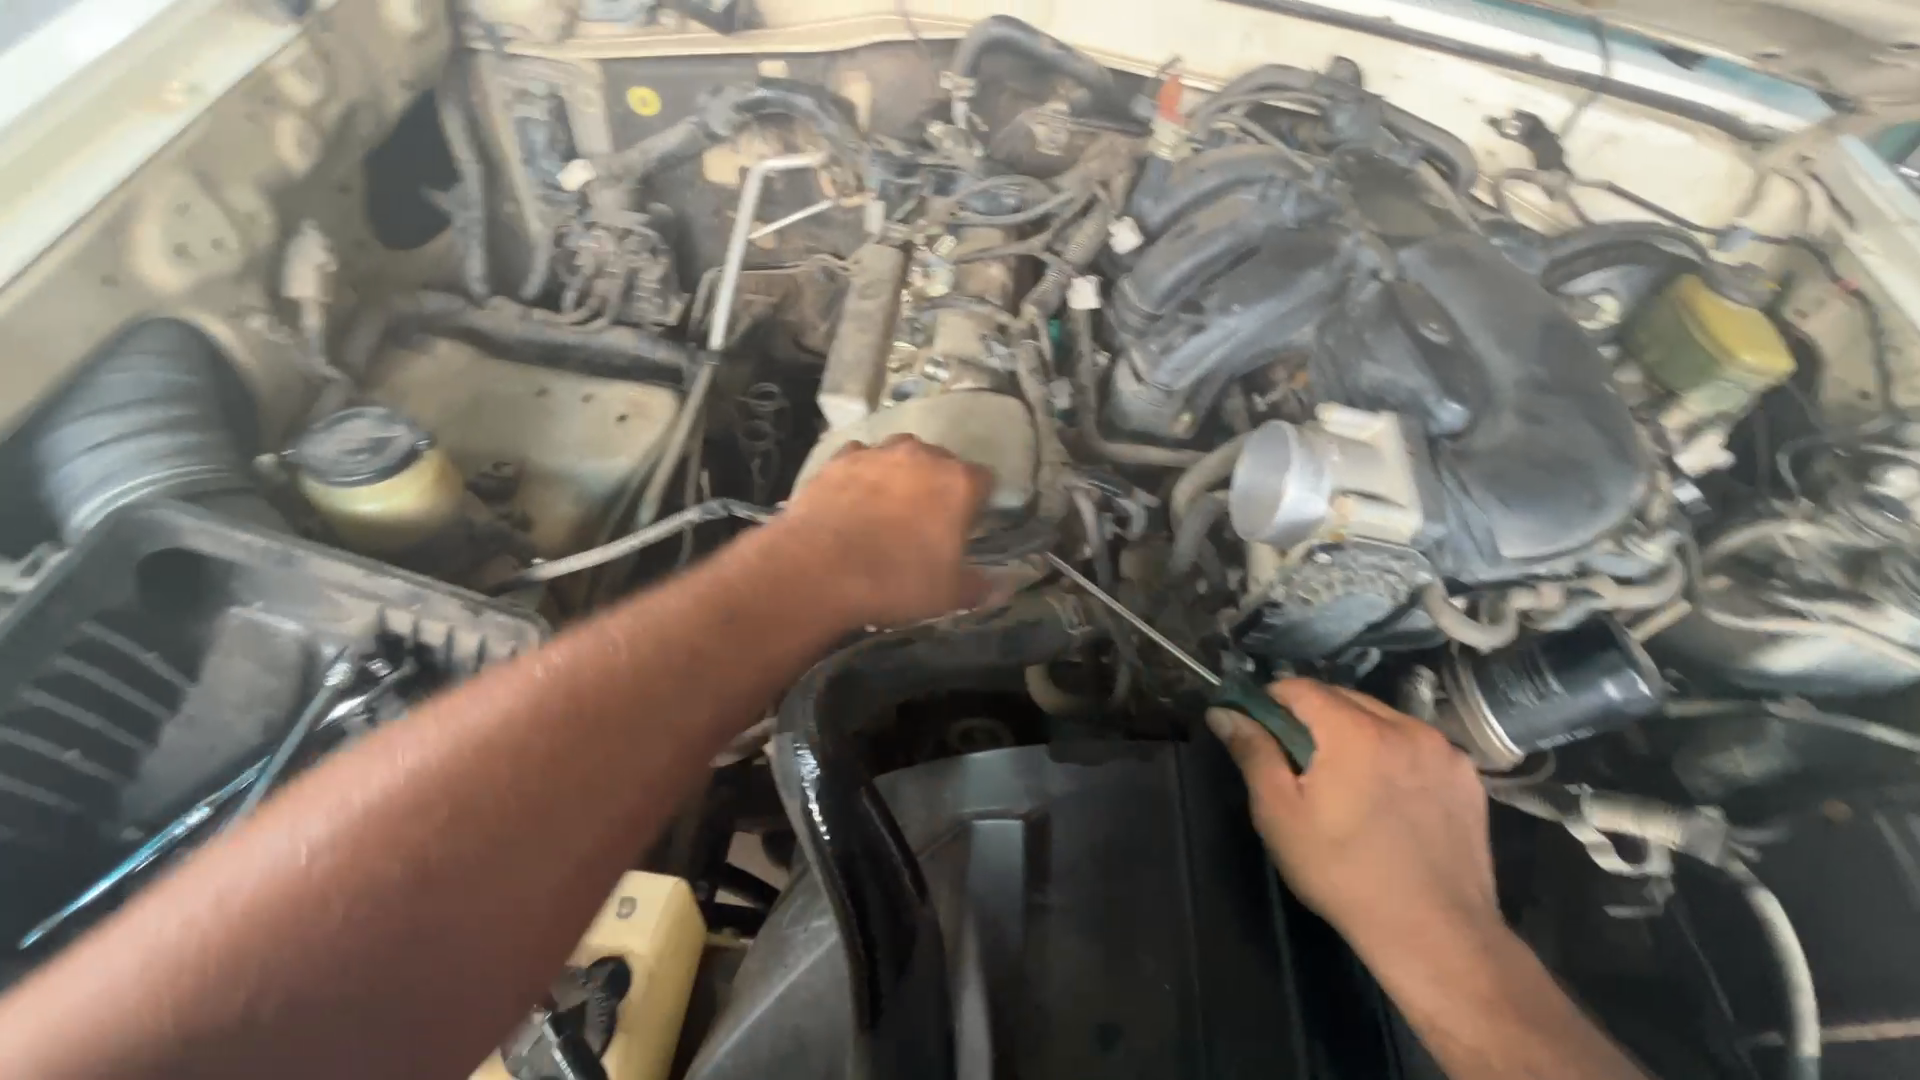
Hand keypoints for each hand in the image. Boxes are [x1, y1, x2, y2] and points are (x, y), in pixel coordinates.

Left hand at [771, 435, 991, 627]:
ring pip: (898, 455)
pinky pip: (859, 459)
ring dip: (899, 474)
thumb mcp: (947, 595)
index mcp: (958, 483)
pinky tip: (851, 500)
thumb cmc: (897, 581)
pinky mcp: (838, 459)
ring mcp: (877, 453)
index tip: (965, 526)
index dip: (977, 503)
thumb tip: (997, 588)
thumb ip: (977, 586)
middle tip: (925, 521)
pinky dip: (861, 475)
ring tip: (886, 508)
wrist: (819, 570)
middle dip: (937, 485)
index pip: (984, 480)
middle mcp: (921, 455)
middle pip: (941, 461)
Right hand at [1207, 679, 1499, 954]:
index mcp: (1355, 731)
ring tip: (1344, 778)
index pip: (1302, 688)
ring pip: (1383, 719)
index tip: (1258, 725)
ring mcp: (1444, 751)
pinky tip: (1387, 794)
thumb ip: (1253, 752)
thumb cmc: (1343, 872)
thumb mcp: (1279, 813)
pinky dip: (1393, 753)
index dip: (1272, 699)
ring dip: (1355, 732)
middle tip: (1296, 757)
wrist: (1435, 933)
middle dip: (1314, 715)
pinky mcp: (1467, 778)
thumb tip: (1223, 713)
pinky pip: (1417, 746)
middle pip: (1345, 698)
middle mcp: (1405, 726)